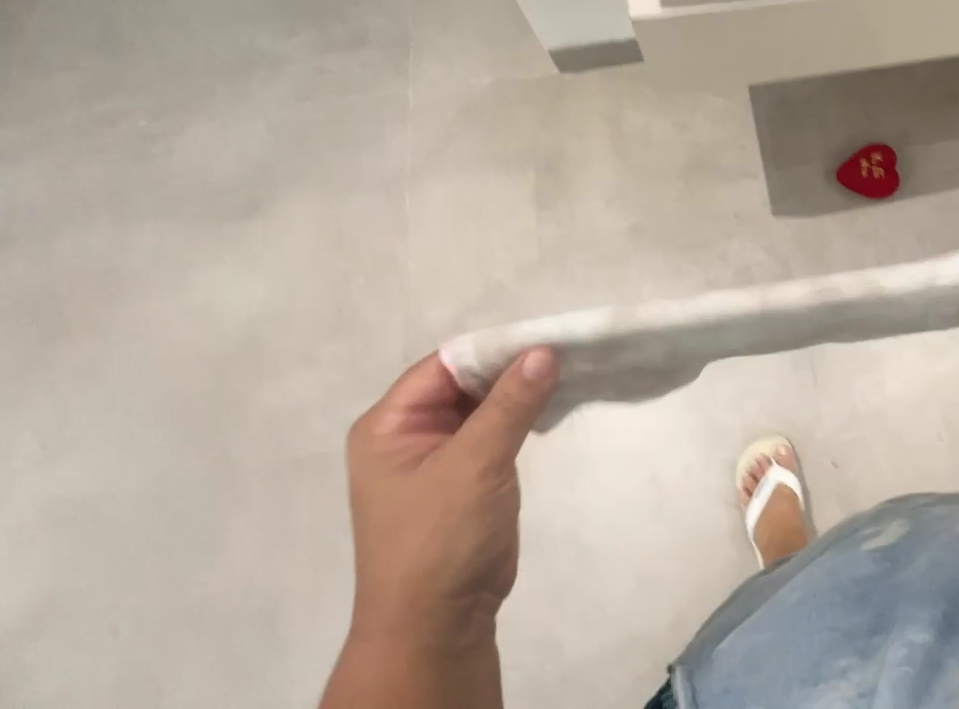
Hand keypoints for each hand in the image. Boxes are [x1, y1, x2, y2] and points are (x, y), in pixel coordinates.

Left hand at [343, 347, 556, 649]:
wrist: (439, 622)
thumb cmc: (441, 538)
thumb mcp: (476, 463)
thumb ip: (511, 403)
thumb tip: (545, 349)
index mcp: (389, 425)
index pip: (445, 364)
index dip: (494, 348)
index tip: (546, 336)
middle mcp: (409, 433)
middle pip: (465, 380)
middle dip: (512, 367)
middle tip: (565, 350)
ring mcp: (438, 455)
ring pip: (484, 404)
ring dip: (521, 390)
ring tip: (569, 371)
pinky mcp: (467, 475)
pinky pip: (496, 428)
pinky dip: (523, 414)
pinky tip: (556, 404)